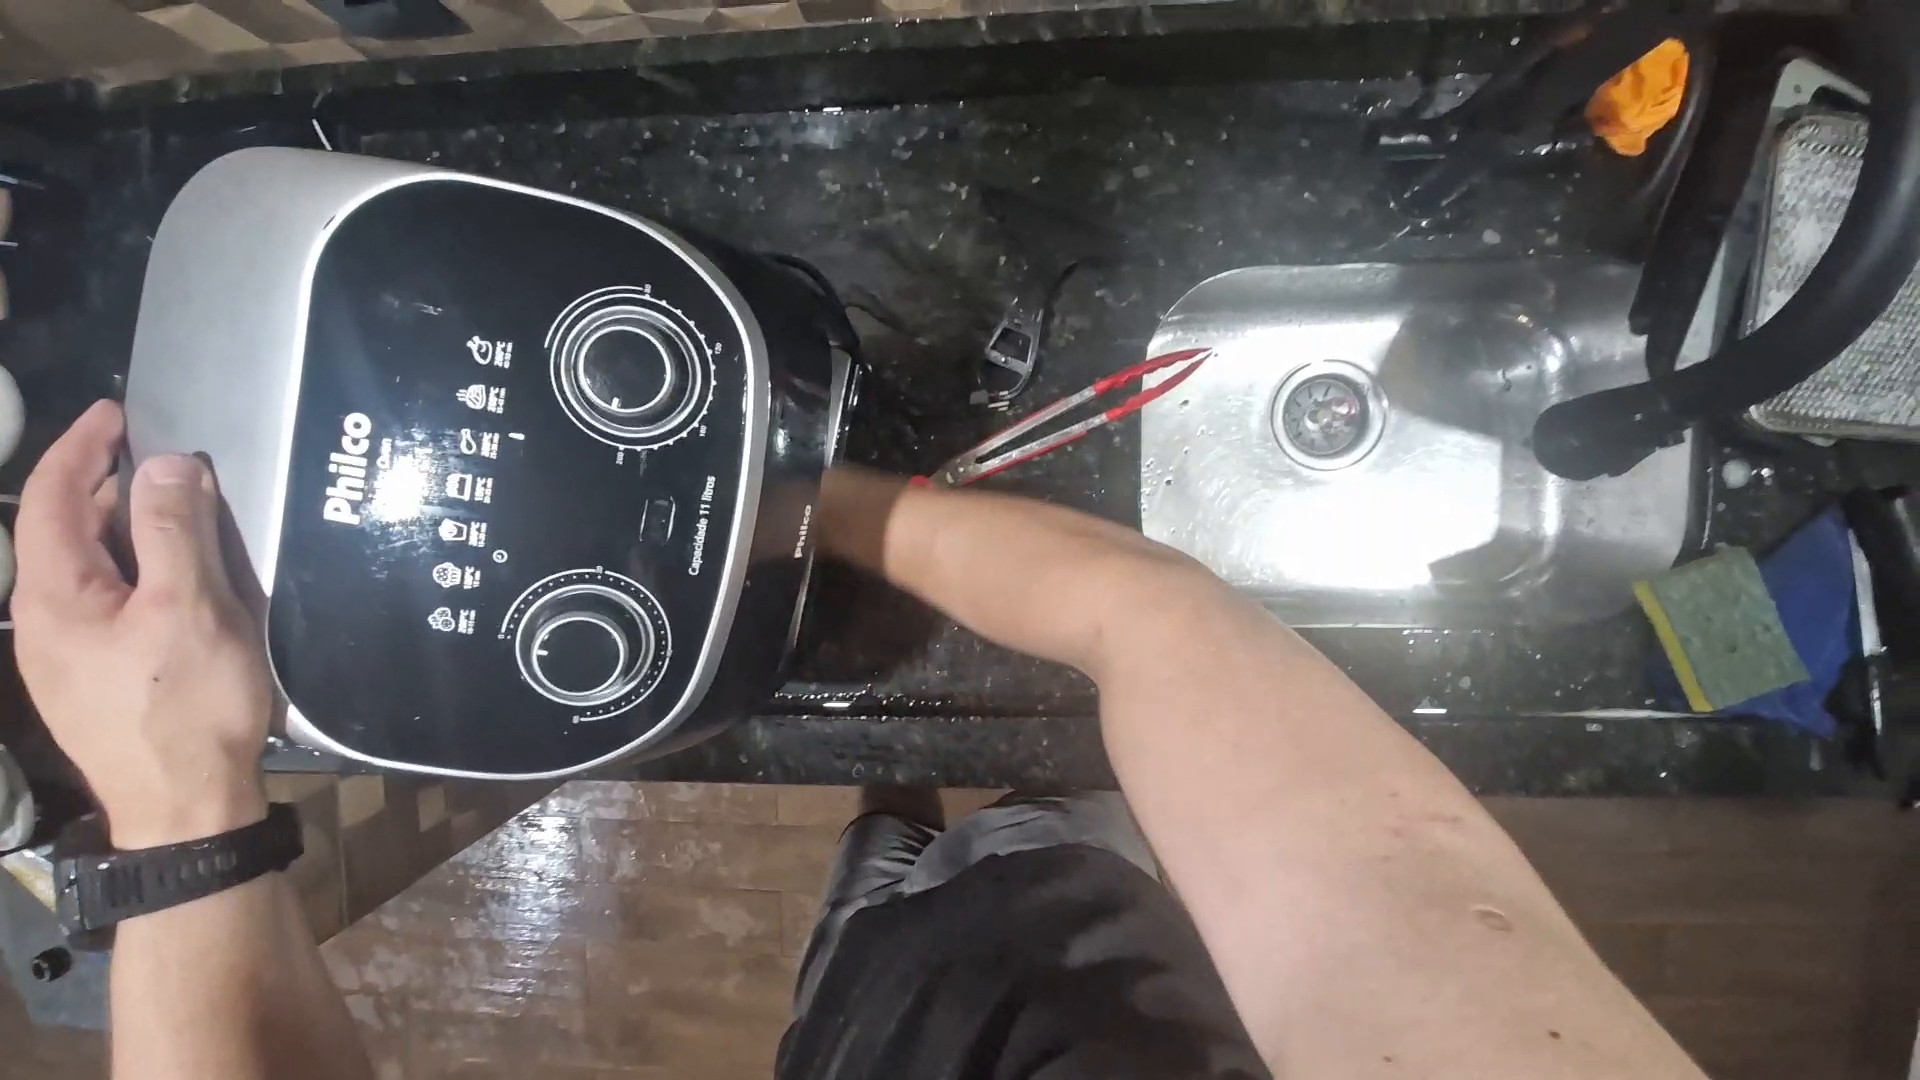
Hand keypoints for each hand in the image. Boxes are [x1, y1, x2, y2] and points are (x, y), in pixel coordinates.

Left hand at [14, 401, 271, 848]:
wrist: (182, 796)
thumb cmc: (189, 698)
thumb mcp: (192, 608)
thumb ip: (174, 534)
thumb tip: (165, 465)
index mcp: (55, 594)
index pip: (49, 499)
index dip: (79, 448)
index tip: (115, 413)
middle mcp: (44, 616)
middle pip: (63, 530)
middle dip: (103, 483)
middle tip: (161, 456)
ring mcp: (66, 648)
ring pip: (88, 565)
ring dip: (123, 525)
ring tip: (174, 505)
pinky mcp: (96, 671)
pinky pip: (108, 596)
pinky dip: (137, 564)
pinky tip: (175, 574)